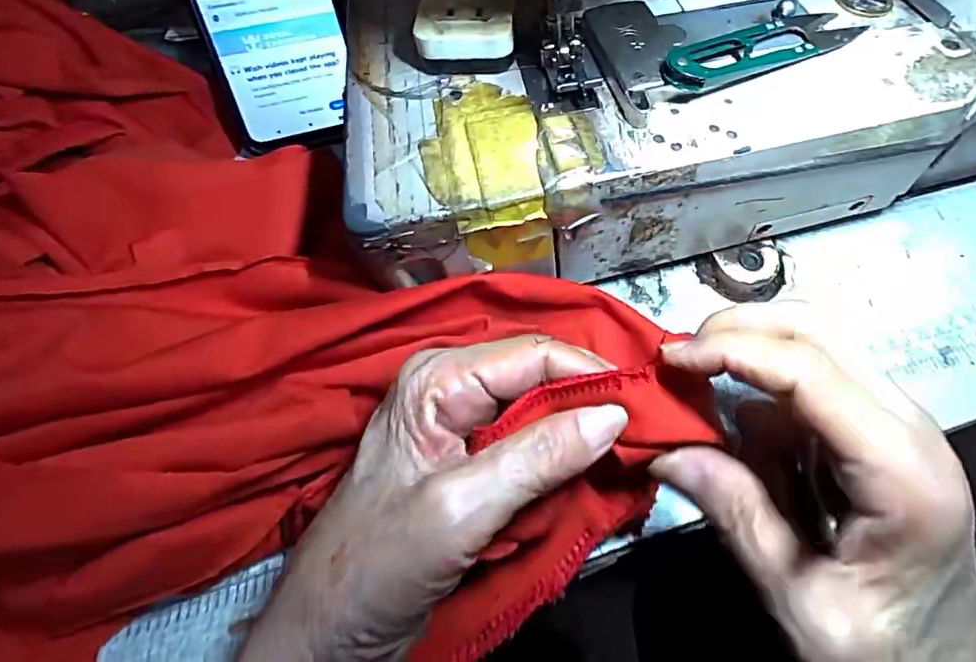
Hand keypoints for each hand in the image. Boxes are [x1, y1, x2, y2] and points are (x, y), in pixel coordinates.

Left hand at [239, 335, 629, 660]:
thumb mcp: (462, 507)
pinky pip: (525, 436)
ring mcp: (457, 417)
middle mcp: (449, 382)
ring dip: (578, 426)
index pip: (531, 354)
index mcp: (437, 376)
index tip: (641, 404)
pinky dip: (559, 450)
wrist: (332, 620)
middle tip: (642, 428)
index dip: (588, 373)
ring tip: (626, 448)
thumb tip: (611, 415)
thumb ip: (537, 458)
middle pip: (536, 373)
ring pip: (536, 404)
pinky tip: (589, 465)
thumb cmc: (379, 559)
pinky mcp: (467, 452)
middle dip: (588, 398)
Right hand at [650, 304, 975, 661]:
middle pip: (815, 330)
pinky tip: (742, 430)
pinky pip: (811, 372)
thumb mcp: (803, 603)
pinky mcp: (879, 418)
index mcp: (902, 473)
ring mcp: (898, 416)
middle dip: (737, 330)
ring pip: (813, 337)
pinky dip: (763, 383)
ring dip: (748, 349)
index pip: (808, 371)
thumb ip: (736, 517)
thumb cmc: (890, 649)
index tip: (672, 361)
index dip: (732, 351)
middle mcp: (910, 425)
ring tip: (700, 385)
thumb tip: (665, 451)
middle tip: (682, 357)